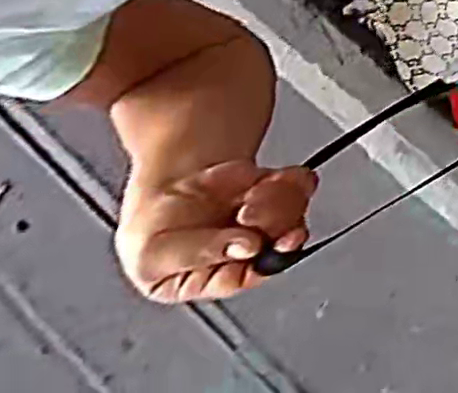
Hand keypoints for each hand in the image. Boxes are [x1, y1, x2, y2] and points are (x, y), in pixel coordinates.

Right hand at [115, 161, 315, 302]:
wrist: (167, 191)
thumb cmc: (154, 234)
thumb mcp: (155, 255)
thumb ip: (198, 253)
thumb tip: (246, 248)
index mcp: (220, 279)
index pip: (251, 277)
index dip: (262, 260)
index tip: (256, 242)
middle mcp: (252, 252)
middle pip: (283, 242)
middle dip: (272, 223)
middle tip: (247, 212)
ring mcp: (269, 220)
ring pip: (297, 211)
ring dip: (278, 198)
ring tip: (248, 198)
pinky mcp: (279, 192)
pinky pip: (303, 184)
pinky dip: (289, 179)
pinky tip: (264, 181)